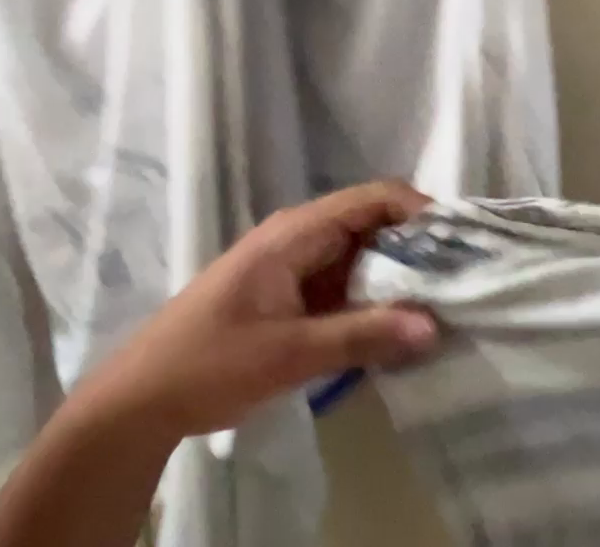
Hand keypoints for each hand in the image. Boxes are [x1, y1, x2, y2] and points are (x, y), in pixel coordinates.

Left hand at [75, 179, 439, 442]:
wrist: (138, 401)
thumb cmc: (210, 363)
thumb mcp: (291, 352)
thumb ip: (364, 335)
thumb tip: (434, 325)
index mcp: (297, 232)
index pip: (374, 198)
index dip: (420, 211)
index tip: (460, 242)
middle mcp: (301, 238)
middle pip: (374, 223)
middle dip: (418, 247)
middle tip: (461, 278)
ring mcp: (296, 266)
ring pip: (363, 255)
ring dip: (399, 277)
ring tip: (441, 303)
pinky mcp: (292, 294)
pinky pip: (347, 283)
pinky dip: (375, 299)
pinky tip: (398, 327)